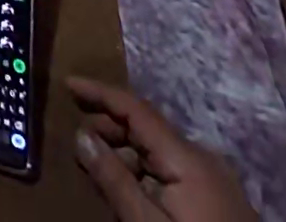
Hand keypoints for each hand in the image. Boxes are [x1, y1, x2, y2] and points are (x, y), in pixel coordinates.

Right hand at [69, 78, 256, 221]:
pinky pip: (171, 173)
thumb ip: (113, 179)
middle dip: (108, 129)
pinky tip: (128, 193)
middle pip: (146, 129)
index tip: (67, 83)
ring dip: (124, 155)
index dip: (99, 92)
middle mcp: (202, 159)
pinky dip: (144, 174)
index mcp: (187, 158)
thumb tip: (81, 135)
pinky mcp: (217, 202)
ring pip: (157, 152)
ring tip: (98, 173)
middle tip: (77, 144)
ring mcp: (214, 181)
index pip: (136, 109)